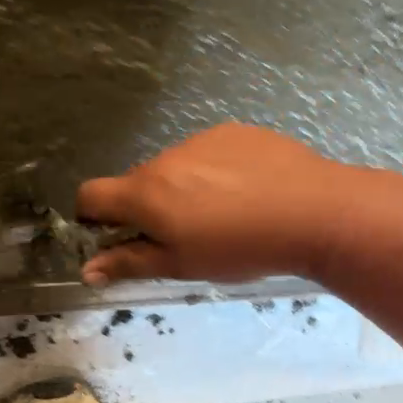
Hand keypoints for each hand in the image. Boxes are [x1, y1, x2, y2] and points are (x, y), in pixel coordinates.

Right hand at [77, 123, 370, 285]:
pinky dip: (210, 173)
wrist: (315, 211)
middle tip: (178, 237)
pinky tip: (243, 194)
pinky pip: (205, 153)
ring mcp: (200, 141)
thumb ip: (128, 263)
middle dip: (142, 208)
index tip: (113, 238)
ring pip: (171, 168)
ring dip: (178, 190)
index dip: (91, 217)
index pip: (90, 195)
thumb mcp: (179, 265)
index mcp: (144, 194)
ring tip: (219, 216)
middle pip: (133, 183)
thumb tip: (86, 269)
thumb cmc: (239, 248)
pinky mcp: (234, 132)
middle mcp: (164, 159)